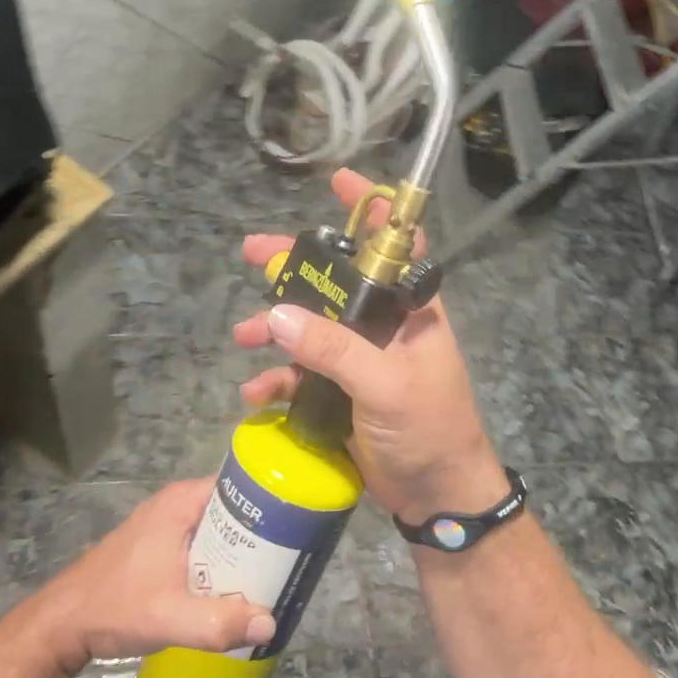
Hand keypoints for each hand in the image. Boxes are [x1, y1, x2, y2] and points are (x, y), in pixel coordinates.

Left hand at [38, 478, 274, 674]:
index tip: (302, 529)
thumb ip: (218, 622)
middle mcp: (177, 505)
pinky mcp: (162, 548)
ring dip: (245, 554)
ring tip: (275, 579)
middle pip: (236, 512)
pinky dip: (224, 564)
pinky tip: (238, 591)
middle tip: (294, 563)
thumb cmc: (114, 607)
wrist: (63, 624)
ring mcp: (168, 526)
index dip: (274, 503)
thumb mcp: (169, 616)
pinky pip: (207, 547)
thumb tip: (271, 624)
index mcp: (182, 502)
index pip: (242, 486)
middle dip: (265, 536)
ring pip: (222, 533)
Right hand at [234, 169, 510, 523]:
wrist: (436, 495)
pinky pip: (302, 374)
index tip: (338, 182)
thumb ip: (333, 349)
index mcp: (409, 311)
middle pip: (336, 282)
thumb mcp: (385, 385)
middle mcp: (384, 327)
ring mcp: (360, 360)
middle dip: (294, 267)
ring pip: (310, 327)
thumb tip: (275, 316)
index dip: (371, 209)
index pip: (395, 244)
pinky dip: (277, 378)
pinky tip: (254, 391)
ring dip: (275, 327)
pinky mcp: (342, 393)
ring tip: (242, 336)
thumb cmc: (428, 429)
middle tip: (251, 254)